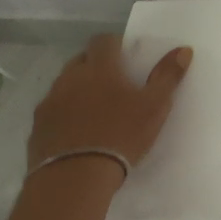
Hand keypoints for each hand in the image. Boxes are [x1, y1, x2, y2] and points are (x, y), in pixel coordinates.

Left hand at [28, 35, 191, 176]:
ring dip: (78, 89)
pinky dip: (64, 113)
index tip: (127, 58)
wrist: (74, 178)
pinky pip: (52, 110)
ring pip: (64, 85)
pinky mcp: (37, 127)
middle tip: (115, 84)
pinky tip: (78, 132)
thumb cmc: (121, 135)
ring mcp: (50, 103)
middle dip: (95, 65)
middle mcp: (70, 78)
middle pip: (81, 60)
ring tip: (95, 110)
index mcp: (100, 68)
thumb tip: (183, 50)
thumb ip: (168, 75)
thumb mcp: (155, 106)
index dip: (115, 44)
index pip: (103, 41)